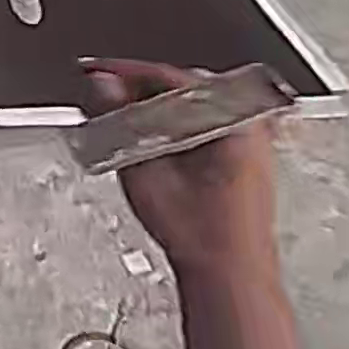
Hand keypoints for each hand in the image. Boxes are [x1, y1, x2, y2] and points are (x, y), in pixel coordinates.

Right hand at [83, 58, 279, 276]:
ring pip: (191, 102)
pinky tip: (146, 132)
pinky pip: (201, 121)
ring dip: (153, 103)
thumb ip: (118, 118)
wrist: (228, 278)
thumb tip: (102, 84)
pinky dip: (169, 119)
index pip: (172, 76)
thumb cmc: (200, 234)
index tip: (99, 70)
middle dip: (139, 84)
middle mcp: (248, 129)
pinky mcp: (243, 160)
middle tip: (105, 89)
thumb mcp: (142, 166)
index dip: (127, 70)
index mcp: (231, 122)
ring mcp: (250, 145)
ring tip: (119, 112)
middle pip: (184, 85)